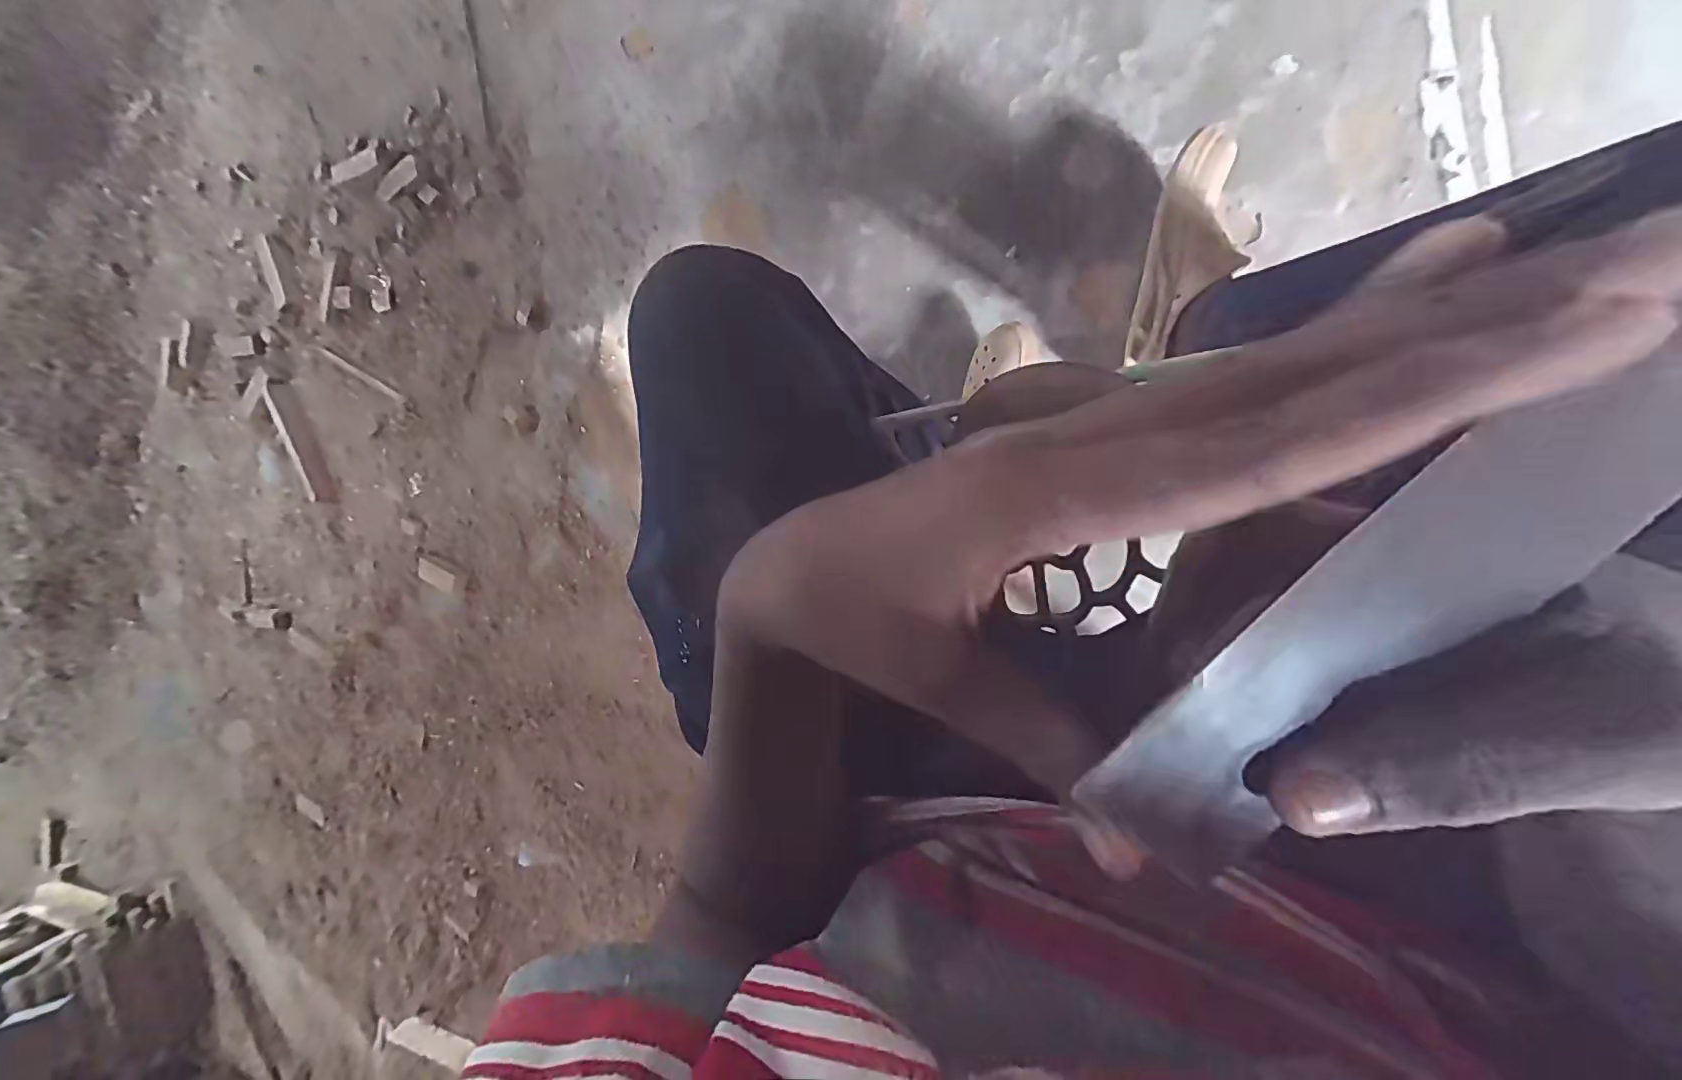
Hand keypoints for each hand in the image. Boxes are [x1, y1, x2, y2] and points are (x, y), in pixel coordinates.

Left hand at [720, 211, 1681, 801]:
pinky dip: (1270, 367)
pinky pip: (1177, 399)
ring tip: (1518, 259)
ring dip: (1366, 326)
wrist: (788, 565)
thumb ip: (1053, 747)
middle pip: (1262, 386)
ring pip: (1227, 375)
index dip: (1391, 404)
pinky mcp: (1044, 440)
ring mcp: (1052, 430)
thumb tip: (1154, 859)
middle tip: (1623, 260)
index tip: (1549, 333)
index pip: (1237, 453)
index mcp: (1038, 499)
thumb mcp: (943, 682)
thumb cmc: (851, 618)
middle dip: (1434, 330)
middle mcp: (1061, 443)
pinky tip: (1339, 336)